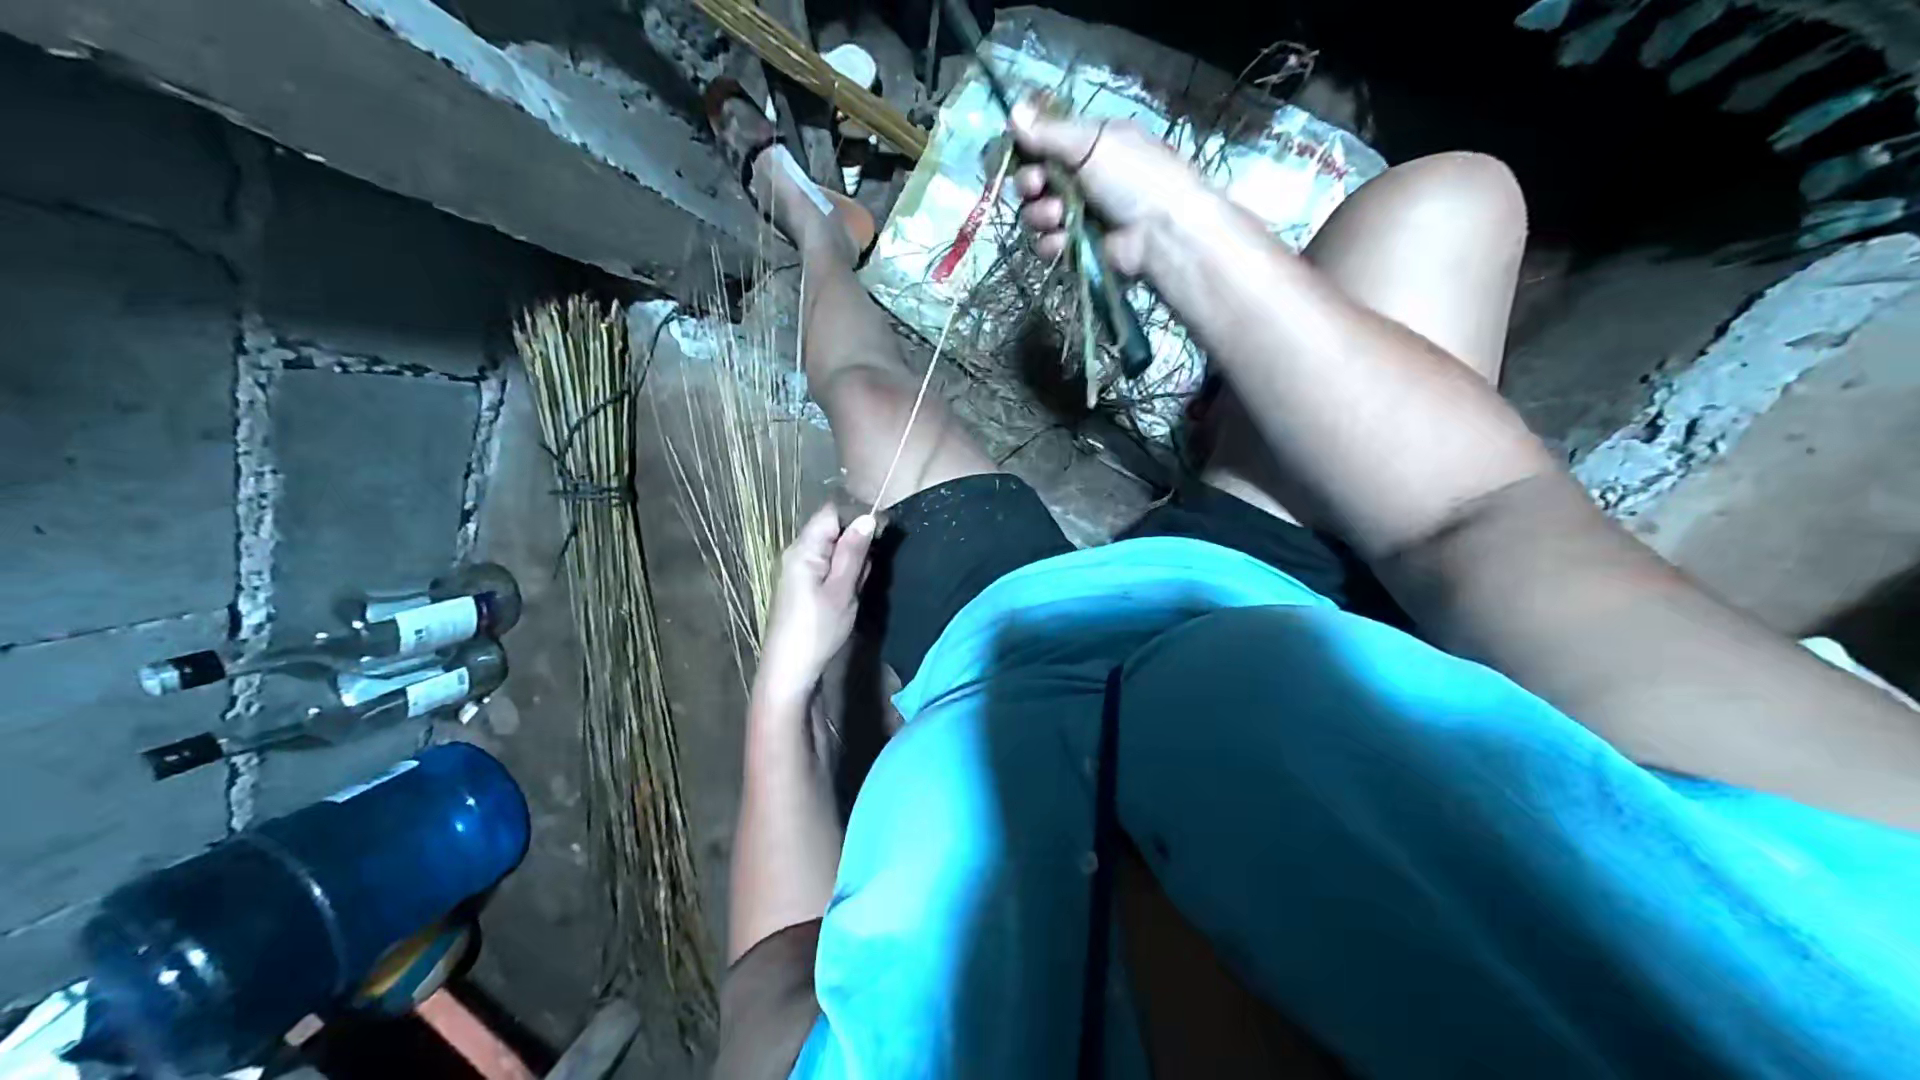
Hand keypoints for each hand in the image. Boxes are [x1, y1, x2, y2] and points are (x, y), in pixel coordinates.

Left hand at [755, 503, 876, 705]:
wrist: (790, 672)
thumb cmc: (817, 630)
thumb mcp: (841, 590)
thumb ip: (854, 552)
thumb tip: (868, 518)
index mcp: (804, 549)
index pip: (831, 513)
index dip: (857, 515)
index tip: (882, 530)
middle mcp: (798, 553)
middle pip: (833, 530)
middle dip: (857, 542)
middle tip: (868, 570)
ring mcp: (800, 570)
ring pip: (834, 550)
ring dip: (853, 562)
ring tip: (857, 588)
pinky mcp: (805, 586)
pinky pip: (829, 568)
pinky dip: (844, 576)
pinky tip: (850, 596)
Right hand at [1009, 101, 1212, 275]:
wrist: (1161, 233)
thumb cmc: (1134, 177)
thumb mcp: (1094, 143)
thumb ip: (1050, 133)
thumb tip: (1012, 112)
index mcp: (1088, 145)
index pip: (1043, 144)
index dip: (1025, 150)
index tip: (1018, 153)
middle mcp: (1080, 178)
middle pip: (1032, 180)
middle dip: (1028, 183)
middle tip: (1037, 186)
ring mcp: (1077, 215)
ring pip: (1035, 214)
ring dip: (1040, 214)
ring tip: (1058, 216)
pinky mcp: (1076, 248)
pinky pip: (1046, 244)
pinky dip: (1051, 243)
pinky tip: (1063, 240)